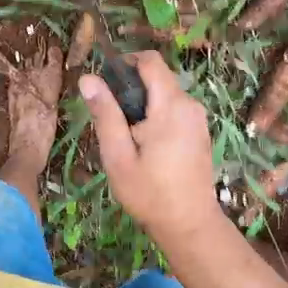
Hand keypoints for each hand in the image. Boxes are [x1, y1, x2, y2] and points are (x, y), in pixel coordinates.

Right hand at [79, 52, 222, 246]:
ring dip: (142, 103)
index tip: (106, 82)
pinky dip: (156, 114)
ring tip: (125, 134)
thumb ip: (105, 113)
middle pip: (157, 76)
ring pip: (164, 93)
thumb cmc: (149, 192)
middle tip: (111, 117)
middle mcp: (190, 105)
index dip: (126, 61)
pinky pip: (174, 108)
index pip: (151, 61)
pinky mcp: (199, 131)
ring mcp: (198, 119)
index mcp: (171, 106)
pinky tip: (144, 144)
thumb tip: (88, 78)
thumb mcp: (118, 155)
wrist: (189, 226)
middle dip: (131, 87)